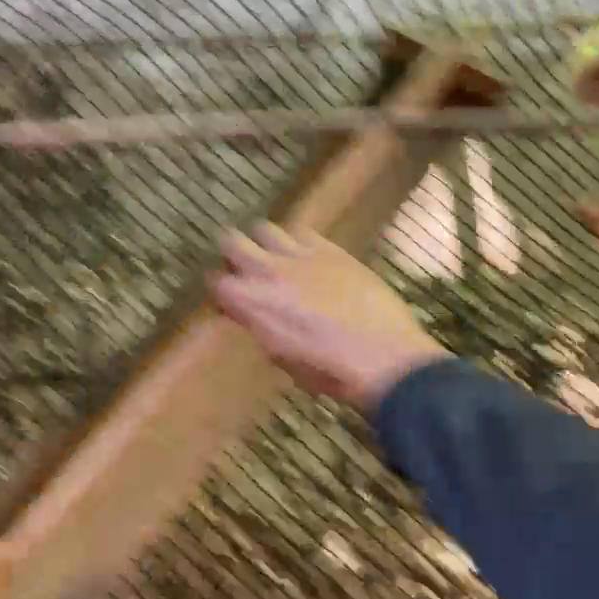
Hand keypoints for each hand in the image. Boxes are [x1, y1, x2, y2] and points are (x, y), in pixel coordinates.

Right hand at [211, 224, 446, 410]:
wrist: (382, 357)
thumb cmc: (327, 370)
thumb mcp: (280, 356)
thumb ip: (260, 326)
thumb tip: (255, 316)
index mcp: (249, 303)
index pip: (216, 283)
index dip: (220, 291)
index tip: (228, 300)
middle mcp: (266, 271)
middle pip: (231, 241)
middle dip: (232, 253)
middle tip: (242, 267)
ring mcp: (299, 255)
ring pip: (264, 229)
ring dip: (263, 242)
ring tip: (275, 257)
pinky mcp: (329, 249)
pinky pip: (302, 231)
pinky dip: (297, 241)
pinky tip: (307, 257)